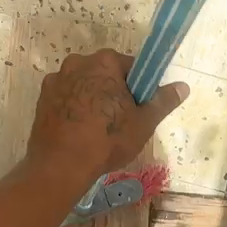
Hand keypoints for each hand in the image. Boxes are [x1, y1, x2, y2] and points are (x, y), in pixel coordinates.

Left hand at [26, 50, 188, 185]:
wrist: (60, 164)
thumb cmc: (108, 139)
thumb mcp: (144, 122)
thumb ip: (163, 101)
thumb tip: (183, 86)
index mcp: (105, 61)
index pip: (131, 67)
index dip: (139, 88)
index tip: (139, 108)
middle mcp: (78, 62)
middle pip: (105, 74)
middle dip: (114, 92)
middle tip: (121, 122)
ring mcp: (56, 79)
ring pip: (84, 86)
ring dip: (92, 100)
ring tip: (97, 130)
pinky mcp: (42, 98)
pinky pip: (66, 99)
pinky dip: (74, 109)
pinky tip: (79, 131)